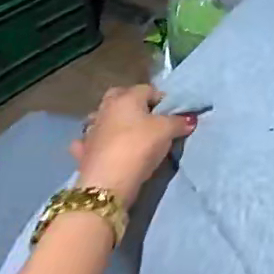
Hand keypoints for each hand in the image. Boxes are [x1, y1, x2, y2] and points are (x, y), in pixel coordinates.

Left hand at [71, 85, 195, 203]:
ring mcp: (91, 128)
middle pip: (121, 97)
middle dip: (134, 104)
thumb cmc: (138, 148)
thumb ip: (178, 122)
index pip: (148, 89)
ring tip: (127, 135)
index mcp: (125, 97)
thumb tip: (189, 118)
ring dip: (112, 121)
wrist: (107, 183)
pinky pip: (89, 140)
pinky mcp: (83, 150)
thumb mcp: (165, 132)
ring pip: (102, 116)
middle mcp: (105, 107)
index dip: (162, 100)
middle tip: (149, 121)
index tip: (172, 116)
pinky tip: (102, 148)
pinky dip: (95, 142)